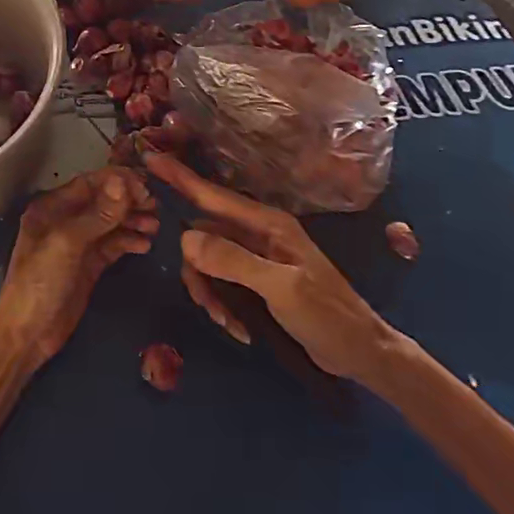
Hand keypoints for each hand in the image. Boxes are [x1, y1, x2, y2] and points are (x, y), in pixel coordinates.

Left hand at [0, 167, 159, 366]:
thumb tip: (123, 181)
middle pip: (102, 201)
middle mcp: (64, 220)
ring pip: (110, 223)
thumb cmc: (40, 282)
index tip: (146, 186)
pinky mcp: (89, 265)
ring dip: (132, 221)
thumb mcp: (68, 243)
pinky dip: (129, 241)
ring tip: (155, 225)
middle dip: (128, 200)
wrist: (29, 333)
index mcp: (51, 207)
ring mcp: (78, 244)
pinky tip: (145, 244)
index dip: (117, 182)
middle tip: (156, 205)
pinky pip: (112, 245)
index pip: (89, 183)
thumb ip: (98, 214)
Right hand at [143, 151, 402, 384]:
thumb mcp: (281, 289)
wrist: (362, 354)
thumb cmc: (328, 316)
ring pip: (206, 262)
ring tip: (227, 323)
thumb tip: (184, 239)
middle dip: (196, 270)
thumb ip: (233, 261)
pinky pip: (218, 280)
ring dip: (208, 293)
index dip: (179, 176)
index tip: (150, 158)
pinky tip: (237, 328)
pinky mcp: (254, 278)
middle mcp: (257, 233)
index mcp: (266, 224)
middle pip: (201, 236)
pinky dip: (220, 303)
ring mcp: (254, 255)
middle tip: (208, 306)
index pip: (212, 195)